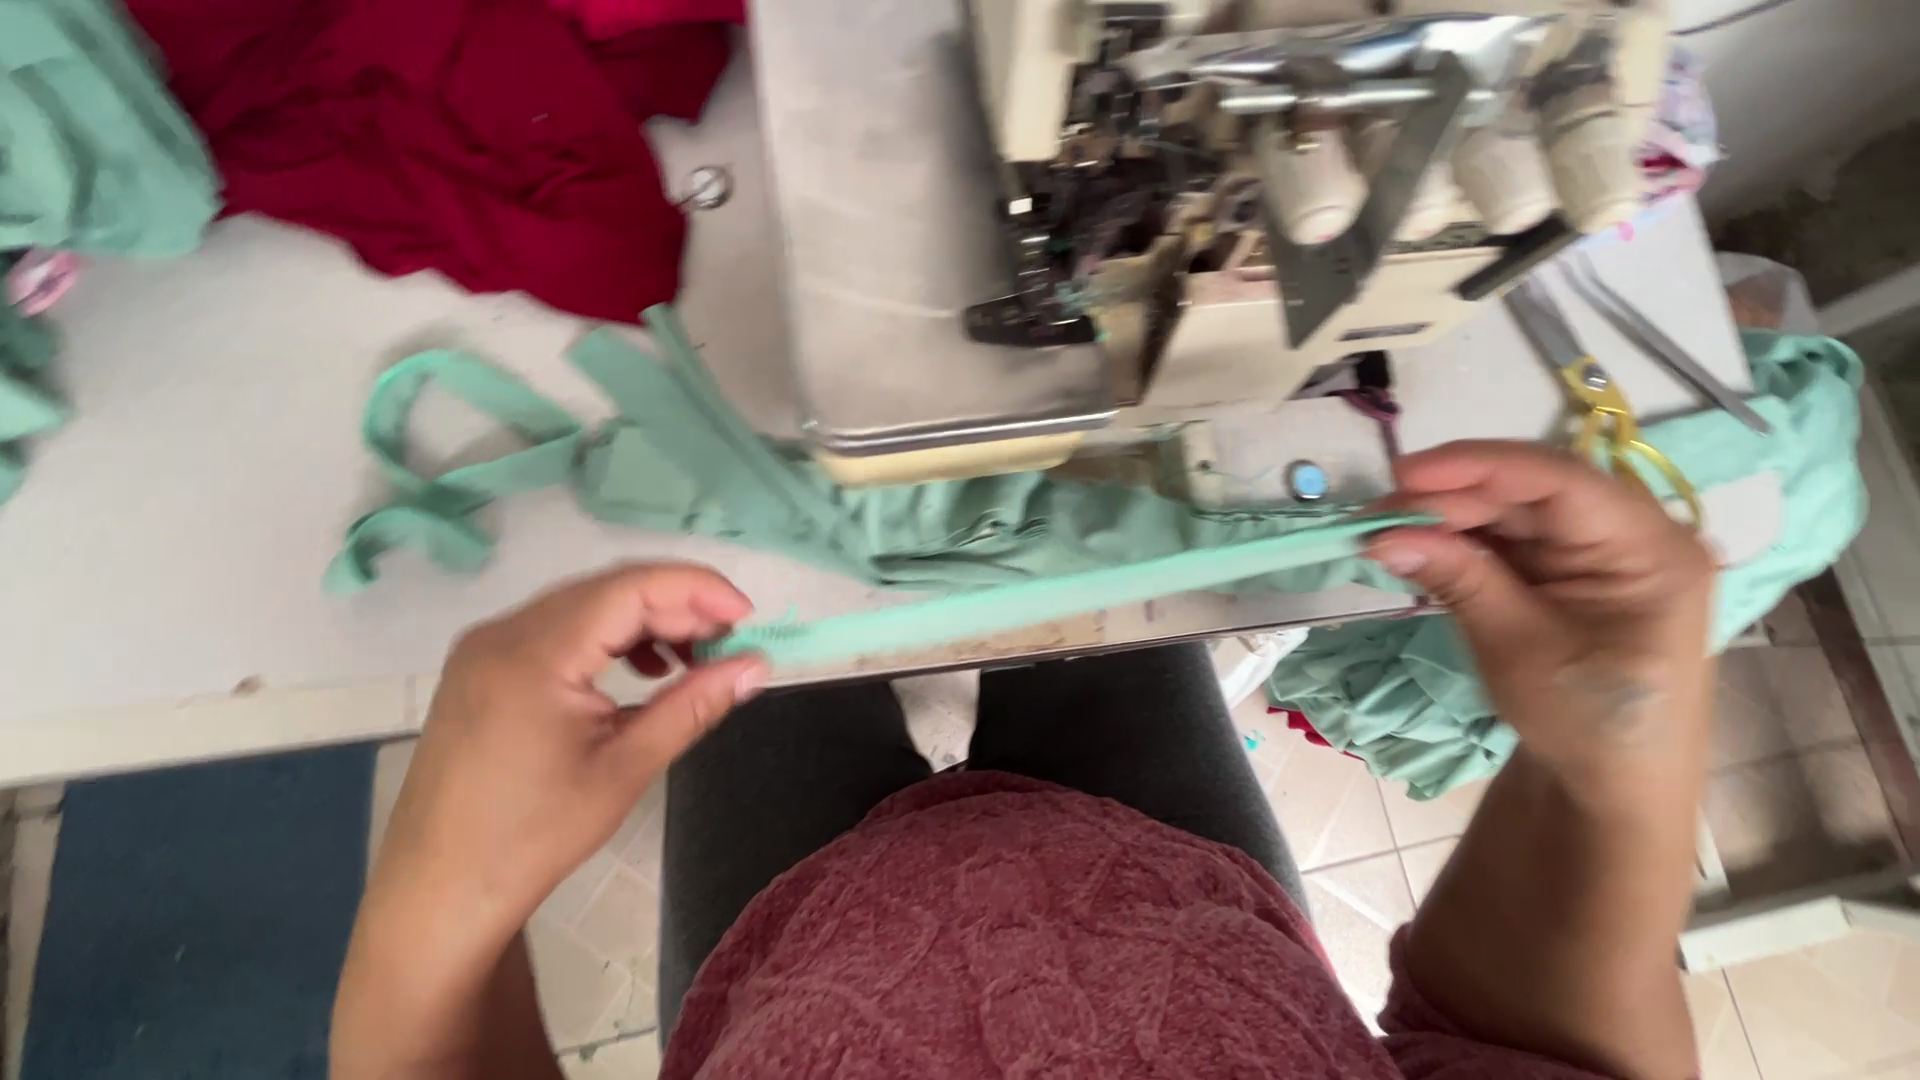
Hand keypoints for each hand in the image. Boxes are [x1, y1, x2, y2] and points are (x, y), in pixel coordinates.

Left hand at [367, 563, 769, 938]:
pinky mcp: (485, 665)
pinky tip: (643, 670)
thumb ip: (696, 704)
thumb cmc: (535, 835)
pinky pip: (561, 628)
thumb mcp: (627, 766)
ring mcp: (488, 646)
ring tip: (694, 656)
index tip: (747, 615)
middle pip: (609, 589)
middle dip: (678, 605)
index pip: (630, 587)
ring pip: (587, 605)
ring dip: (647, 621)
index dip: (697, 589)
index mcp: (535, 653)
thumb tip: (758, 665)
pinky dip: (611, 638)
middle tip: (730, 638)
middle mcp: (504, 631)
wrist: (438, 891)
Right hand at [1369, 441, 1716, 782]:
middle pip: (1526, 492)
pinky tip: (1413, 546)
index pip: (1559, 480)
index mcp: (1649, 547)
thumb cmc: (1587, 718)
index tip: (1403, 474)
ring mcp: (1591, 552)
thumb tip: (1381, 536)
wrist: (1609, 781)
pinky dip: (1454, 542)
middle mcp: (1626, 535)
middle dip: (1448, 497)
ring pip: (1507, 512)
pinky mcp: (1560, 570)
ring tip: (1381, 531)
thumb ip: (1457, 578)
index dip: (1478, 467)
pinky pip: (1502, 540)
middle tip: (1375, 515)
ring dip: (1442, 519)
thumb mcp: (1517, 645)